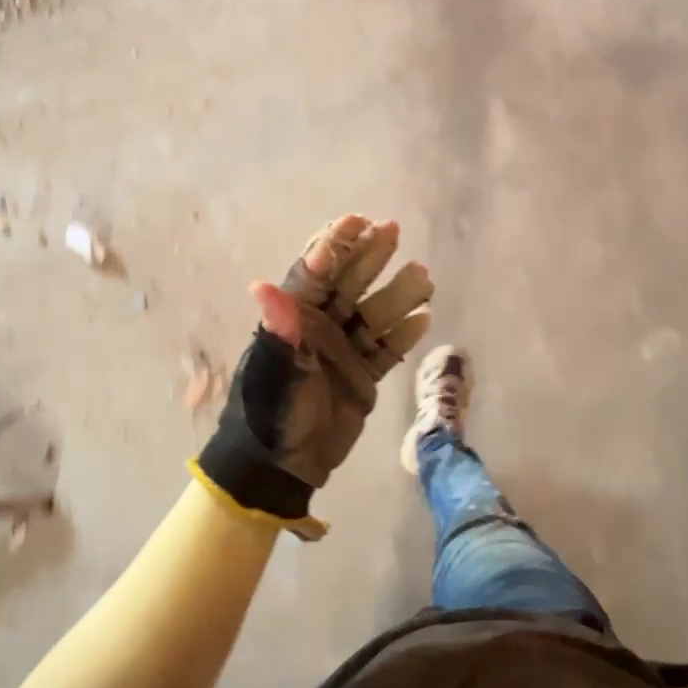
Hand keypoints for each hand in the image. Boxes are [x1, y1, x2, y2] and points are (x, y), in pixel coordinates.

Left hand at [193, 215, 432, 538]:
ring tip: (424, 274)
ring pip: (375, 313)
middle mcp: (321, 327)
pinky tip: (425, 316)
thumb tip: (262, 286)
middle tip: (394, 229)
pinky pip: (387, 347)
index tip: (357, 220)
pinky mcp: (364, 375)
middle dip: (369, 256)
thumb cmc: (268, 415)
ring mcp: (344, 350)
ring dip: (398, 292)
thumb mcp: (272, 374)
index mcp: (294, 320)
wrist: (280, 467)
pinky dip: (404, 332)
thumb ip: (278, 333)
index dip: (335, 245)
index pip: (315, 273)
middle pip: (349, 283)